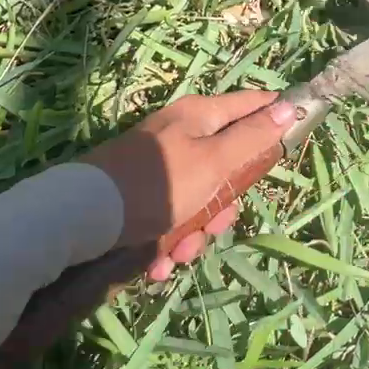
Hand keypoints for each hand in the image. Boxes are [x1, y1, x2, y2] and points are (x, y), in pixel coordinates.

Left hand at [81, 90, 294, 281]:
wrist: (77, 217)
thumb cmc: (157, 184)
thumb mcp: (214, 162)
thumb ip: (253, 137)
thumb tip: (291, 106)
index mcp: (201, 116)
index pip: (251, 104)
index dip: (274, 119)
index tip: (290, 143)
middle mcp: (181, 134)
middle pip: (226, 163)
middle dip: (224, 204)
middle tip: (215, 227)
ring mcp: (158, 163)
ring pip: (198, 196)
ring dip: (195, 232)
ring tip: (178, 257)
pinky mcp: (137, 193)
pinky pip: (169, 215)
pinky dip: (168, 241)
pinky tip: (158, 264)